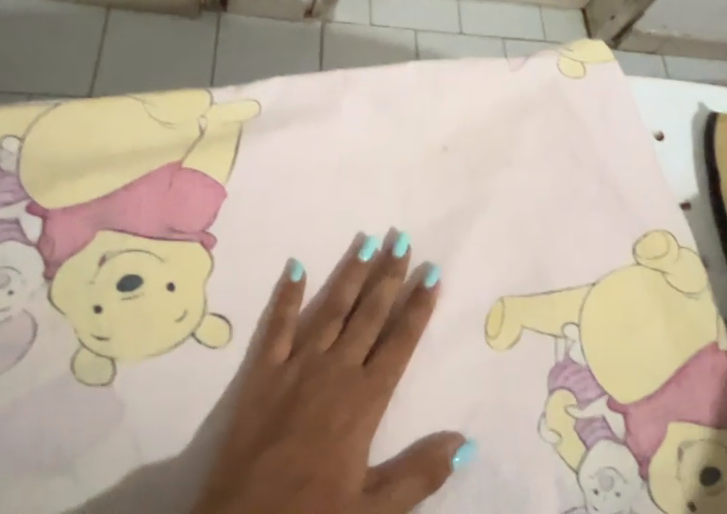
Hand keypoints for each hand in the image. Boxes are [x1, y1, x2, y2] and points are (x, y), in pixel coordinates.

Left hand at [189, 232, 471, 513]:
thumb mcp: (375, 508)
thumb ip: (420, 473)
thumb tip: (466, 441)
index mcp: (365, 401)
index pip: (400, 342)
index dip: (418, 306)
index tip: (432, 272)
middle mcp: (335, 372)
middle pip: (369, 315)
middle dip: (388, 276)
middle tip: (402, 238)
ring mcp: (295, 368)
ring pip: (330, 311)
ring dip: (350, 275)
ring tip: (367, 241)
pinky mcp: (261, 374)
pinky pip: (276, 326)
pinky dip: (286, 296)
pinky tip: (295, 267)